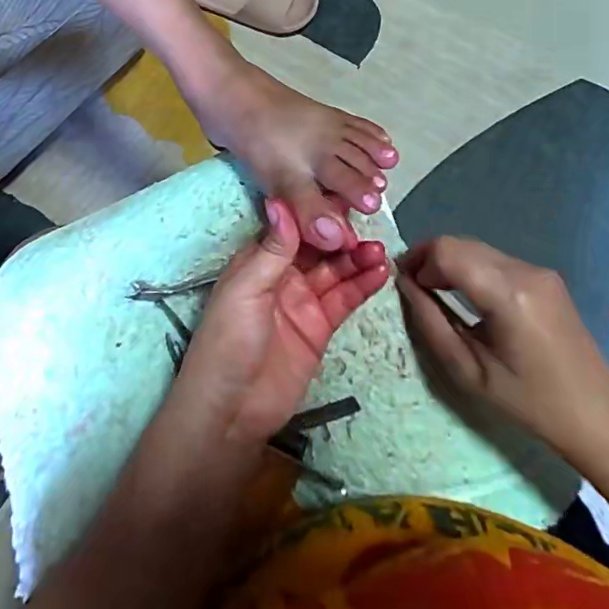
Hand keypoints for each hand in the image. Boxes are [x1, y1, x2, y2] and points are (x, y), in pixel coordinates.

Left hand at [171, 198, 388, 444]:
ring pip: (335, 271)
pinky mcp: (319, 327)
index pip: (292, 227)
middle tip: (369, 224)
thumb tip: (280, 199)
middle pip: (318, 247)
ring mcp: (302, 301)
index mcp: (258, 260)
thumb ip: (272, 249)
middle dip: (342, 235)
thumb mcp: (247, 289)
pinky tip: (380, 272)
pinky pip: (344, 299)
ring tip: (380, 249)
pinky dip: (362, 284)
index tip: (344, 197)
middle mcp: (282, 275)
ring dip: (357, 258)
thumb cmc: (228, 341)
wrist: (232, 410)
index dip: (316, 213)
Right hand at [397, 237, 608, 455]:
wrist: (596, 413)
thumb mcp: (468, 371)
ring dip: (449, 262)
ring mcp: (538, 270)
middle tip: (414, 288)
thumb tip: (405, 284)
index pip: (448, 252)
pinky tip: (465, 294)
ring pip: (476, 247)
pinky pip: (494, 258)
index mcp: (508, 295)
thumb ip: (431, 322)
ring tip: (435, 292)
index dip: (418, 260)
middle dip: (430, 259)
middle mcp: (525, 271)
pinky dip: (470, 268)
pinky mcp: (544, 275)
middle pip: (460, 243)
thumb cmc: (528, 400)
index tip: (404, 284)